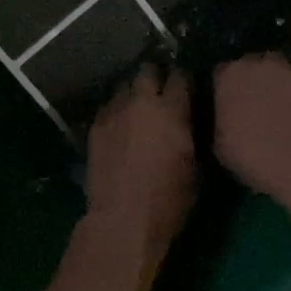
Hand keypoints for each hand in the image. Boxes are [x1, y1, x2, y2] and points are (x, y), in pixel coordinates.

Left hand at [85, 65, 196, 270]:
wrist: (123, 219)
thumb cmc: (169, 200)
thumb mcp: (194, 167)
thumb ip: (189, 134)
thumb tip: (186, 123)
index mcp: (172, 109)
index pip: (180, 76)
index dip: (183, 80)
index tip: (185, 89)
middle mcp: (142, 101)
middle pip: (147, 70)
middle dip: (154, 76)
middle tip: (158, 91)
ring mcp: (115, 110)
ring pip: (124, 86)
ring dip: (132, 93)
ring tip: (136, 108)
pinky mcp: (96, 125)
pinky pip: (108, 107)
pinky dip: (116, 112)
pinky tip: (118, 126)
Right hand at [212, 54, 290, 198]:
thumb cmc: (249, 154)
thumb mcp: (220, 143)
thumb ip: (223, 121)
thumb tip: (229, 120)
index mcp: (228, 75)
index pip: (221, 74)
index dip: (225, 90)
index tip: (228, 106)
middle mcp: (257, 64)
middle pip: (252, 66)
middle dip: (253, 81)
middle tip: (255, 106)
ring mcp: (288, 70)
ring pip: (280, 71)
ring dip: (278, 84)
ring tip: (281, 109)